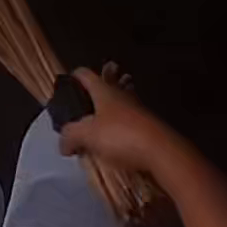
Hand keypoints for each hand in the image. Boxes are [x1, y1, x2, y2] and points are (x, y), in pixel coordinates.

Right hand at [56, 63, 183, 176]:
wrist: (163, 153)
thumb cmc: (122, 136)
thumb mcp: (88, 136)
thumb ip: (71, 135)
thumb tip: (62, 143)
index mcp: (103, 90)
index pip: (84, 74)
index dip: (73, 78)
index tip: (66, 89)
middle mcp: (119, 93)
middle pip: (103, 86)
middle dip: (93, 97)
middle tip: (83, 112)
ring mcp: (137, 108)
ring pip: (118, 103)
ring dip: (109, 113)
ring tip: (99, 129)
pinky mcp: (149, 126)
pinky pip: (130, 121)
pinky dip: (121, 128)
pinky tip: (118, 143)